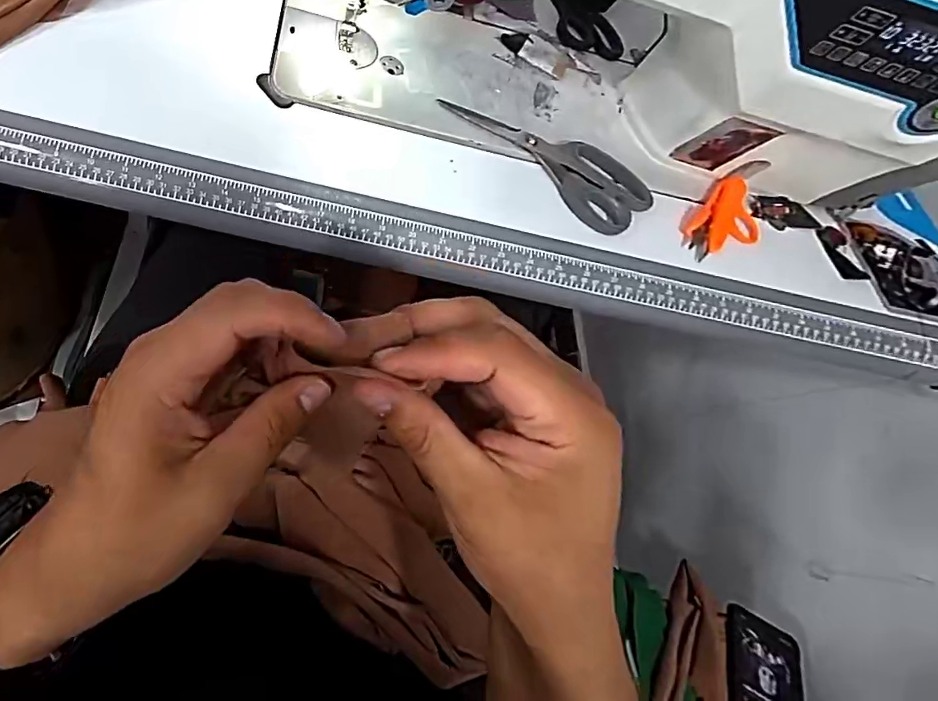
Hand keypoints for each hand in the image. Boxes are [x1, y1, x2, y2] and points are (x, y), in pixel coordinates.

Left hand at [0, 280, 340, 666]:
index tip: (339, 344)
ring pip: (232, 316)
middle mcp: (159, 347)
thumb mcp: (214, 489)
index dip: (294, 314)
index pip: (237, 309)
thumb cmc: (136, 535)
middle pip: (235, 300)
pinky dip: (260, 353)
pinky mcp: (170, 374)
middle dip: (290, 318)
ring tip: (312, 373)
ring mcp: (162, 357)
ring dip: (277, 335)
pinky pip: (223, 344)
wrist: (73, 560)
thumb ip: (269, 427)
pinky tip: (281, 382)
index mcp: (160, 367)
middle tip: (333, 357)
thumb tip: (320, 383)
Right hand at [345, 298, 628, 699]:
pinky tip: (404, 370)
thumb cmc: (527, 564)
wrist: (559, 611)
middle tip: (370, 339)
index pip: (494, 350)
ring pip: (480, 334)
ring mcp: (548, 388)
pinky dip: (436, 361)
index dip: (431, 349)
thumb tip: (365, 382)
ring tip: (379, 350)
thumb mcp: (471, 498)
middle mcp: (567, 384)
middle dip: (425, 327)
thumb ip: (421, 431)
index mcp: (572, 410)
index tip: (376, 360)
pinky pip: (477, 361)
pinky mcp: (525, 399)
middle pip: (489, 325)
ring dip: (428, 337)